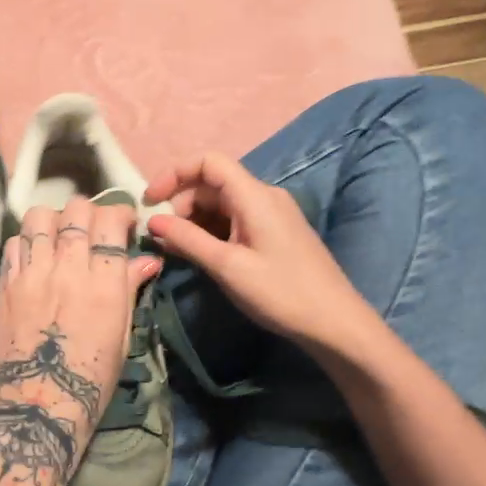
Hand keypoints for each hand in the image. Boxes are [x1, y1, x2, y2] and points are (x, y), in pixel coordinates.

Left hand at [0, 197, 159, 434]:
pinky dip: (27, 240)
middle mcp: (67, 269)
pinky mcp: (6, 285)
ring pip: (39, 217)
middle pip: (76, 210)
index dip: (119, 213)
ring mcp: (32, 274)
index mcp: (104, 283)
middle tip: (91, 229)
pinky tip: (35, 255)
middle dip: (89, 212)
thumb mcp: (122, 334)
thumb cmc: (92, 376)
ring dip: (54, 219)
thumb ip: (129, 289)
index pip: (110, 221)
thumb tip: (148, 259)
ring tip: (59, 235)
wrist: (40, 402)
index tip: (123, 224)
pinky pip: (14, 242)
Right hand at [143, 153, 367, 350]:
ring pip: (222, 204)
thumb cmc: (281, 293)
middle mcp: (264, 196)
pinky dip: (212, 231)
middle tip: (163, 238)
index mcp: (254, 196)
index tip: (150, 201)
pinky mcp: (275, 233)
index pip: (209, 162)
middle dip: (181, 204)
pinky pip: (235, 220)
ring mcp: (272, 214)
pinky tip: (201, 255)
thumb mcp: (228, 267)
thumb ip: (188, 240)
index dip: (174, 173)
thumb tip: (153, 221)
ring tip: (177, 250)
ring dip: (194, 221)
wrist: (335, 323)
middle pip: (212, 184)